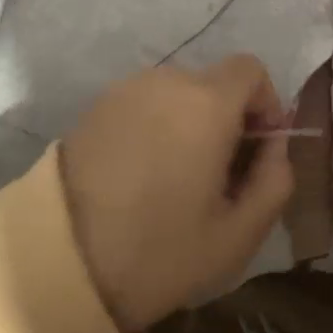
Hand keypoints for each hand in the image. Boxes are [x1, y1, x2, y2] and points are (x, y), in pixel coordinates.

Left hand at [60, 55, 295, 332]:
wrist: (57, 262)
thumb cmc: (158, 251)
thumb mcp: (238, 235)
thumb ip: (276, 181)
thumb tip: (275, 146)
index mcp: (206, 103)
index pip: (251, 70)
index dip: (265, 104)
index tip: (257, 150)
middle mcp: (167, 80)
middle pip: (213, 85)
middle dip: (227, 121)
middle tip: (218, 178)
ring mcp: (125, 89)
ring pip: (177, 96)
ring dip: (188, 125)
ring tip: (175, 181)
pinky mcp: (95, 106)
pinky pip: (144, 105)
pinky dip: (155, 128)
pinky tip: (141, 175)